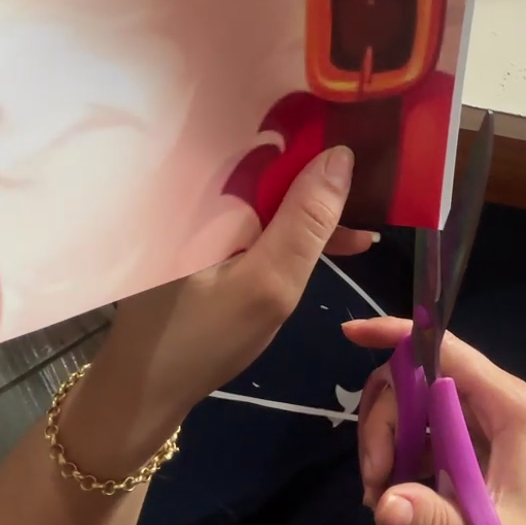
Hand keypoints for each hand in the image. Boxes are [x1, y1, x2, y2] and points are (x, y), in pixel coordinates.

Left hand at [88, 146, 372, 431]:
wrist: (146, 390)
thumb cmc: (206, 338)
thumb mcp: (270, 282)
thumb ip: (307, 222)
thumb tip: (342, 155)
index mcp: (204, 188)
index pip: (267, 139)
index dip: (317, 134)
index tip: (367, 137)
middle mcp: (198, 188)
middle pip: (270, 161)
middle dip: (322, 169)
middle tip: (380, 180)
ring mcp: (201, 213)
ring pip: (269, 192)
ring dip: (314, 205)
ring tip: (367, 221)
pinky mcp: (206, 236)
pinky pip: (258, 217)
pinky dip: (293, 228)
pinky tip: (335, 243)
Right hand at [344, 317, 525, 524]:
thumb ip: (435, 524)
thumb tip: (383, 503)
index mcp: (504, 405)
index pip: (443, 348)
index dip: (396, 334)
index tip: (350, 335)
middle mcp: (489, 399)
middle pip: (414, 378)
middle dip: (382, 422)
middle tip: (374, 479)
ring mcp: (476, 417)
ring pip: (409, 402)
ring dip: (383, 442)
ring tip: (380, 495)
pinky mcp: (464, 439)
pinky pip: (415, 427)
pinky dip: (394, 455)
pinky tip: (391, 497)